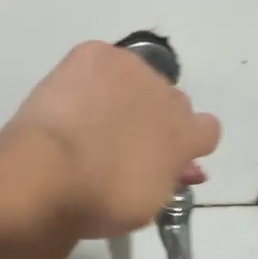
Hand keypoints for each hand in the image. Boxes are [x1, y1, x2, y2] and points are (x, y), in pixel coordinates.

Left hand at [2, 42, 220, 238]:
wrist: (50, 174)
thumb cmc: (102, 203)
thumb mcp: (147, 205)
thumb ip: (169, 180)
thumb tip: (184, 168)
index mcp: (184, 135)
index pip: (207, 130)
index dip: (188, 145)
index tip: (167, 160)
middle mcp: (166, 95)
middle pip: (171, 102)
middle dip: (154, 120)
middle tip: (122, 144)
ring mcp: (130, 68)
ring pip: (137, 78)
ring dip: (125, 96)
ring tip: (91, 123)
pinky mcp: (94, 53)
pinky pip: (102, 64)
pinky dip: (92, 80)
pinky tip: (72, 103)